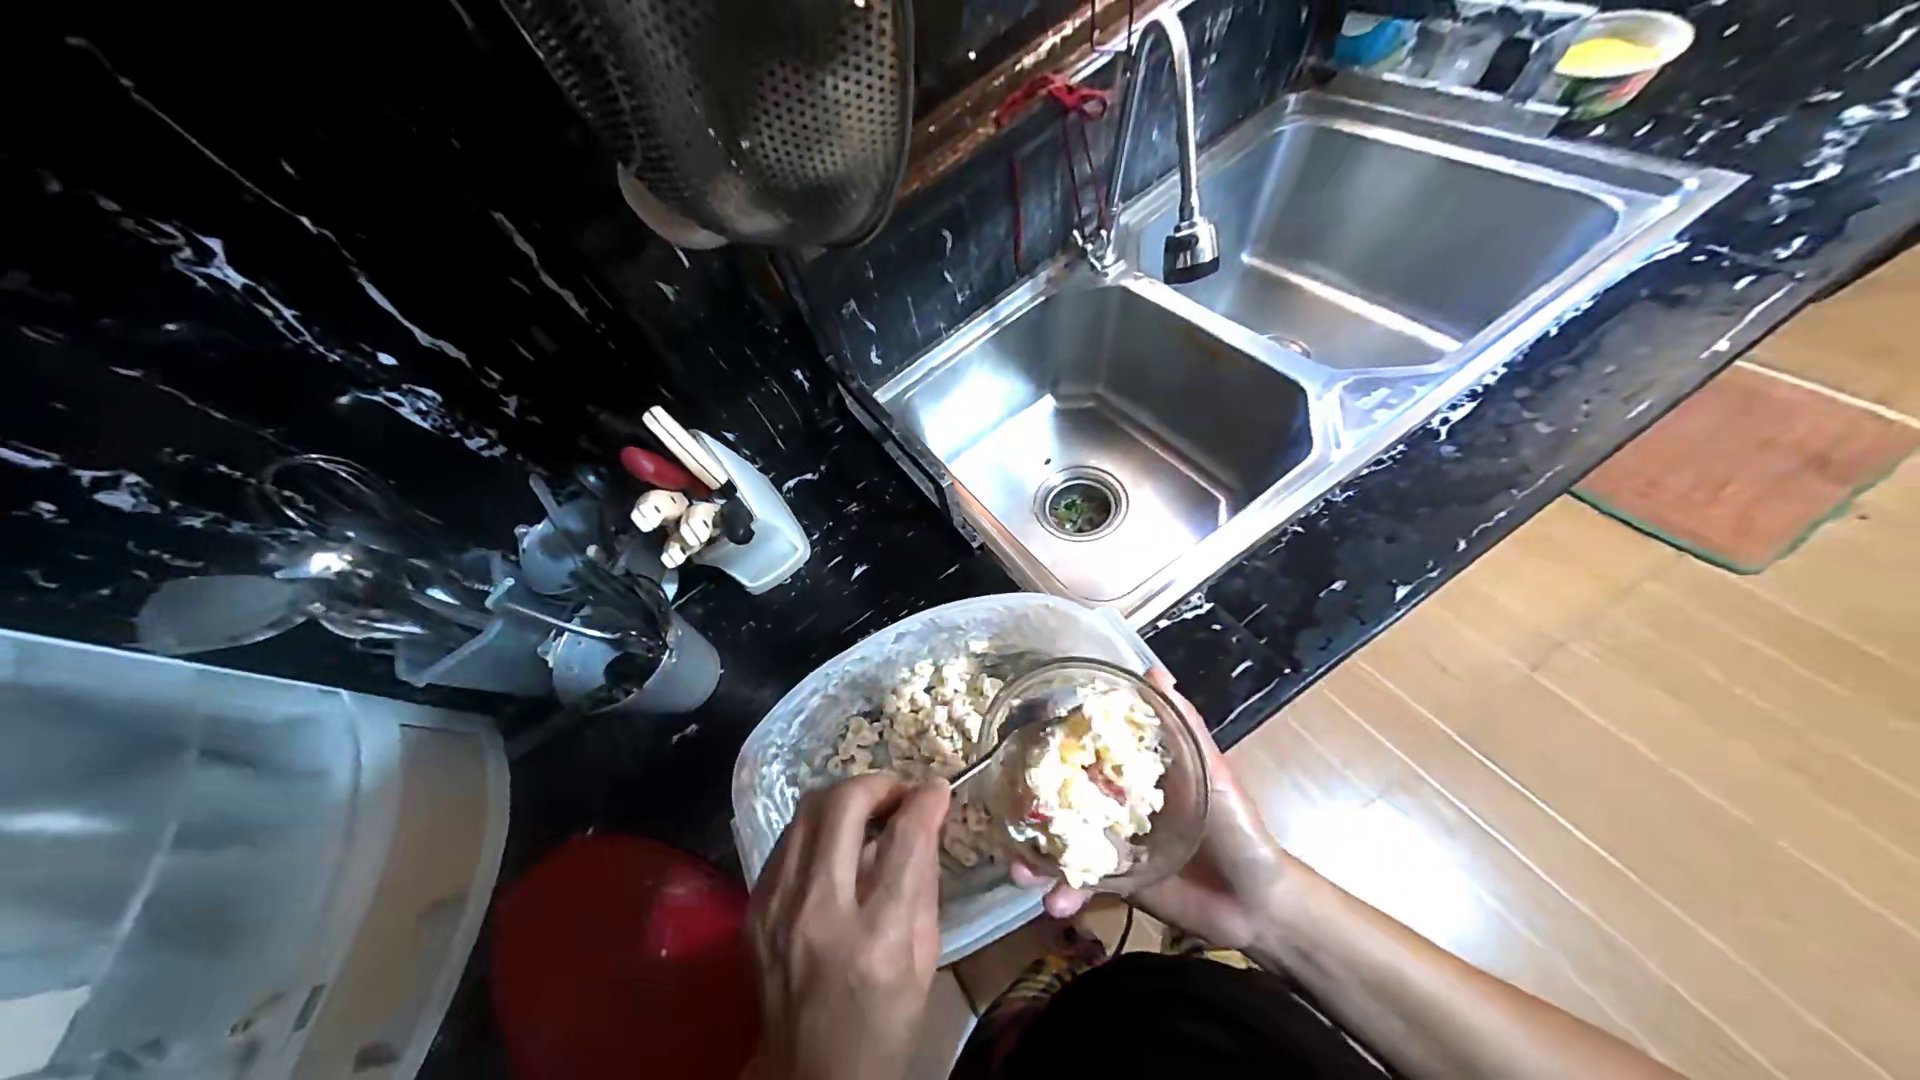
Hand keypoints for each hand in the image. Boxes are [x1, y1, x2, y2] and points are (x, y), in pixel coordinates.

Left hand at [746, 775, 951, 1079]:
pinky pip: (788, 839)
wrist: (809, 1075)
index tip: (936, 788)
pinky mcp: (753, 907)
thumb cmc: (883, 1021)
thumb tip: (925, 815)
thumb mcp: (923, 957)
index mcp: (875, 937)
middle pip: (843, 805)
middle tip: (898, 794)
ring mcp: (775, 907)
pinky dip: (818, 828)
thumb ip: (923, 880)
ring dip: (845, 798)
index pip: (903, 838)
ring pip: (807, 810)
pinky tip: (836, 844)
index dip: (925, 801)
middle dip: (878, 783)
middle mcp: (817, 912)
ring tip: (869, 811)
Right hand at [1011, 668, 1293, 951]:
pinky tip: (1056, 903)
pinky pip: (1079, 885)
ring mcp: (1110, 844)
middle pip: (1060, 800)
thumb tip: (1155, 669)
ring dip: (1034, 857)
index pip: (1083, 752)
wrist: (1256, 905)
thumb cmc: (1238, 828)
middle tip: (1005, 815)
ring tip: (1021, 871)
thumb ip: (1186, 725)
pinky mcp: (1113, 883)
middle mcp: (1113, 803)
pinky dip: (1063, 894)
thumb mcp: (1214, 774)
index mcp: (1132, 772)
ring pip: (1060, 843)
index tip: (1018, 746)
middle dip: (1029, 808)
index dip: (1049, 749)